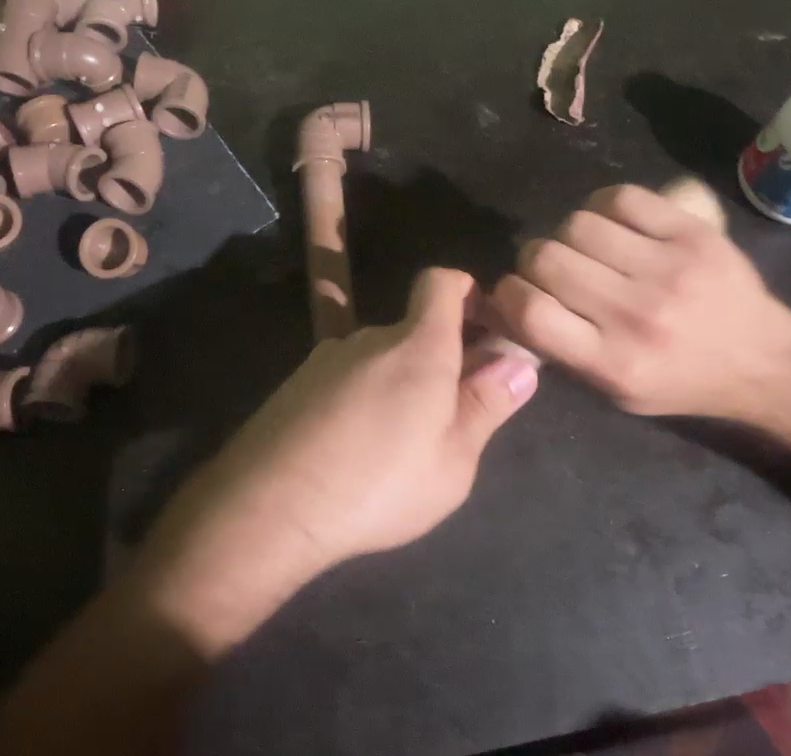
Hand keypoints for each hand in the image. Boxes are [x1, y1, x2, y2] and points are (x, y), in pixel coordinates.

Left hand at [129, 268, 538, 652]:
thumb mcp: (453, 461)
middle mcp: (371, 338)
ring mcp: (327, 358)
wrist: (270, 507)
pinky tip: (355, 448)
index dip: (466, 292)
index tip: (483, 326)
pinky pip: (345, 379)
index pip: (441, 282)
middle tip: (451, 411)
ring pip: (378, 358)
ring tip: (400, 443)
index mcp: (419, 347)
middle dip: (438, 357)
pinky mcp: (297, 384)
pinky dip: (362, 399)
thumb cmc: (379, 486)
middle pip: (414, 329)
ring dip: (397, 383)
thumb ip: (486, 406)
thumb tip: (520, 364)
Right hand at [492, 184, 790, 419]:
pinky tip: (611, 226)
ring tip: (586, 249)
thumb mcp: (613, 391)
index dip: (508, 296)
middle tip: (551, 270)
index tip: (517, 295)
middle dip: (534, 262)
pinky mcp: (693, 234)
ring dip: (569, 236)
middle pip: (546, 260)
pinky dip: (602, 207)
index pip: (530, 312)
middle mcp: (637, 315)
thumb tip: (498, 306)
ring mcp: (668, 269)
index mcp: (613, 363)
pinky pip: (621, 198)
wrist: (765, 363)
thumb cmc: (679, 383)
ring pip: (577, 225)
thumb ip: (558, 351)